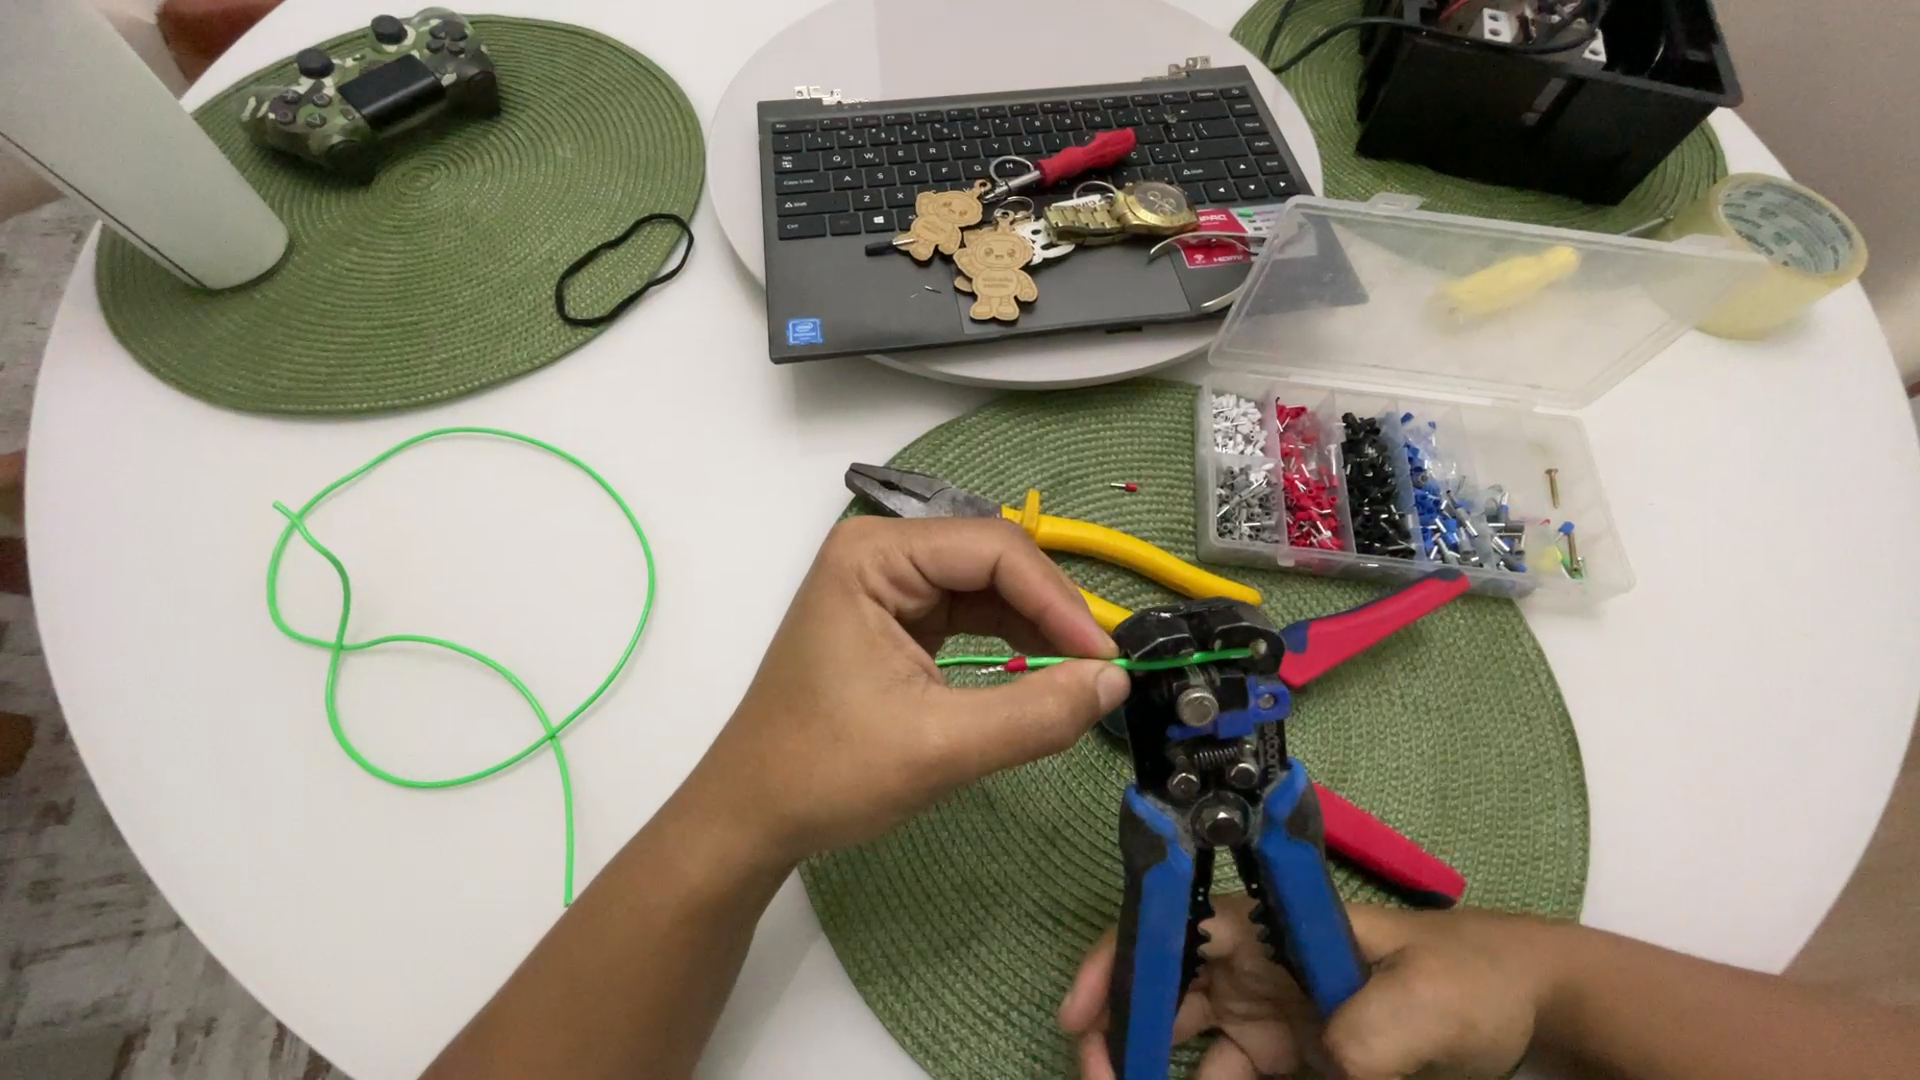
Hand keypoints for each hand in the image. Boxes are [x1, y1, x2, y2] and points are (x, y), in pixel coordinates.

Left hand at [684, 516, 1131, 867]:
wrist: (752, 814)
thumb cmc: (827, 772)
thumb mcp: (940, 746)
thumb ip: (1035, 713)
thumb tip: (1115, 683)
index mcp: (874, 555)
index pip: (993, 549)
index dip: (1058, 600)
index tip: (1104, 660)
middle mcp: (880, 552)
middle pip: (992, 561)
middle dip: (1050, 613)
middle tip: (1098, 672)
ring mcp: (886, 583)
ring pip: (986, 588)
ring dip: (1035, 628)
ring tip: (1077, 676)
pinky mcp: (894, 618)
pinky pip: (968, 615)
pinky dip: (1009, 641)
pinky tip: (1038, 671)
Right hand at [1060, 896, 1566, 1079]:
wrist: (1514, 1008)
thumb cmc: (1465, 976)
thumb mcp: (1426, 997)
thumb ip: (1372, 1028)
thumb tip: (1326, 1062)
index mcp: (1266, 927)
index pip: (1174, 929)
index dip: (1117, 960)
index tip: (1078, 1014)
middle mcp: (1250, 962)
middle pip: (1162, 984)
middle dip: (1118, 1023)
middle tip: (1093, 1076)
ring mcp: (1263, 1010)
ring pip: (1182, 1035)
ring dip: (1146, 1064)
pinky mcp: (1283, 1055)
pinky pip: (1223, 1076)